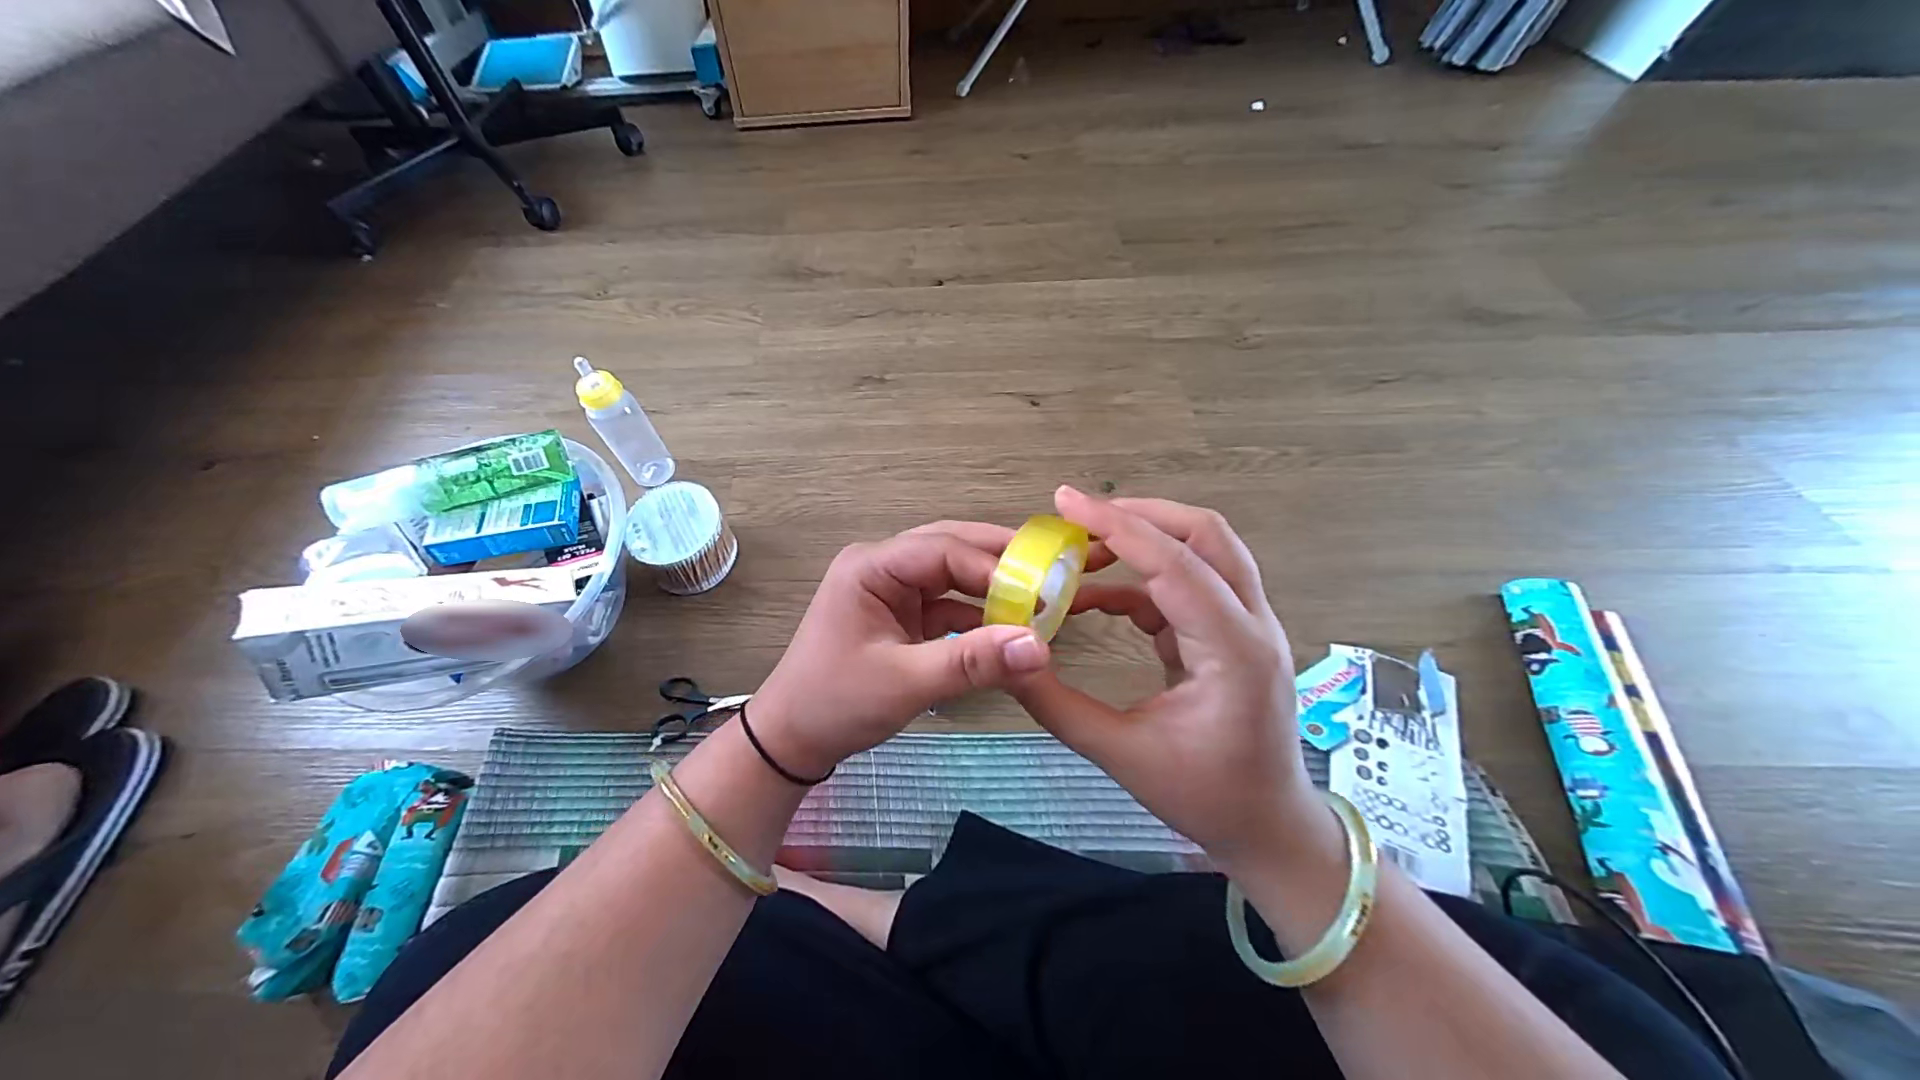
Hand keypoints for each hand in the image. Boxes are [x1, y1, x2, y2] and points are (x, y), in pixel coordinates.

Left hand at [748, 522, 1054, 779]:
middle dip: (1000, 561)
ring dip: (993, 586)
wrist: (792, 738)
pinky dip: (978, 613)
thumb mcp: (906, 683)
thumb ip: (972, 662)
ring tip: (1040, 596)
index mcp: (871, 567)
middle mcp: (882, 566)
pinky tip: (1009, 626)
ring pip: (953, 572)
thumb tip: (1039, 646)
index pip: (943, 550)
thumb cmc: (836, 703)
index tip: (1041, 592)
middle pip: (951, 548)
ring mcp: (892, 589)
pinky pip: (948, 602)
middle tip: (1051, 573)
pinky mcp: (901, 613)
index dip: (994, 567)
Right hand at [1011, 488, 1332, 866]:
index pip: (1175, 564)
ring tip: (1081, 554)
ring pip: (1203, 551)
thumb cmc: (1206, 798)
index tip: (1065, 502)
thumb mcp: (1121, 754)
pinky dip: (1143, 580)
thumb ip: (1058, 705)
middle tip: (1078, 519)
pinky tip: (1099, 599)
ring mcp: (1250, 625)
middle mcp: (1252, 624)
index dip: (1117, 526)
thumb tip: (1008, 658)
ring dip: (1143, 542)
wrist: (1270, 828)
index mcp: (1234, 650)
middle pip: (1206, 534)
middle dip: (1139, 515)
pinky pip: (1190, 585)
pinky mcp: (1234, 633)